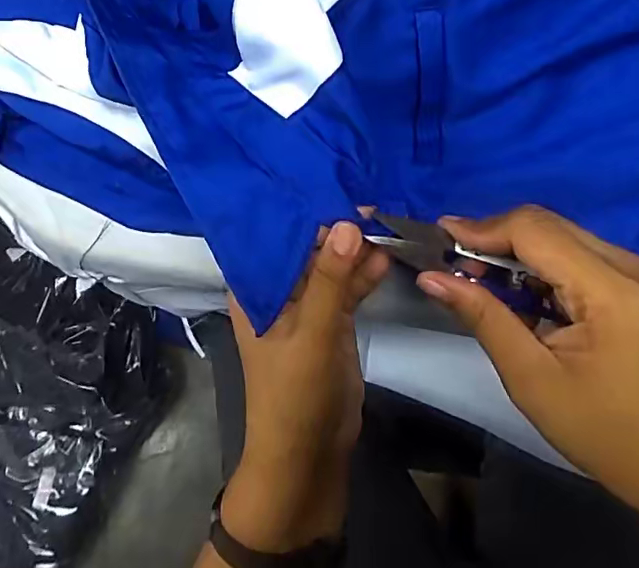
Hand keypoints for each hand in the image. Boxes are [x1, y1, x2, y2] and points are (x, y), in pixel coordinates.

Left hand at [221, 220, 387, 552]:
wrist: (310, 459)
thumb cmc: (295, 394)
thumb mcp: (313, 333)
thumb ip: (330, 279)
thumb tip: (346, 222)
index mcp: (253, 287)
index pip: (271, 236)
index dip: (296, 209)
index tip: (325, 179)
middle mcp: (276, 290)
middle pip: (304, 247)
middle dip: (331, 225)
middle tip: (365, 196)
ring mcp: (305, 306)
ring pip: (328, 266)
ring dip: (351, 249)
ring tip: (381, 220)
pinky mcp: (330, 322)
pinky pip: (346, 288)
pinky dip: (362, 274)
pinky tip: (384, 256)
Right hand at [416, 206, 638, 508]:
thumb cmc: (612, 436)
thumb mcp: (533, 381)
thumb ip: (483, 317)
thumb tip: (432, 277)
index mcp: (615, 293)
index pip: (535, 230)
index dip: (483, 228)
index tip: (441, 238)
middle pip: (550, 227)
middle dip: (497, 238)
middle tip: (457, 264)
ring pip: (566, 237)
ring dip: (521, 251)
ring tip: (485, 279)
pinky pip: (586, 255)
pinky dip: (548, 265)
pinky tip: (529, 293)